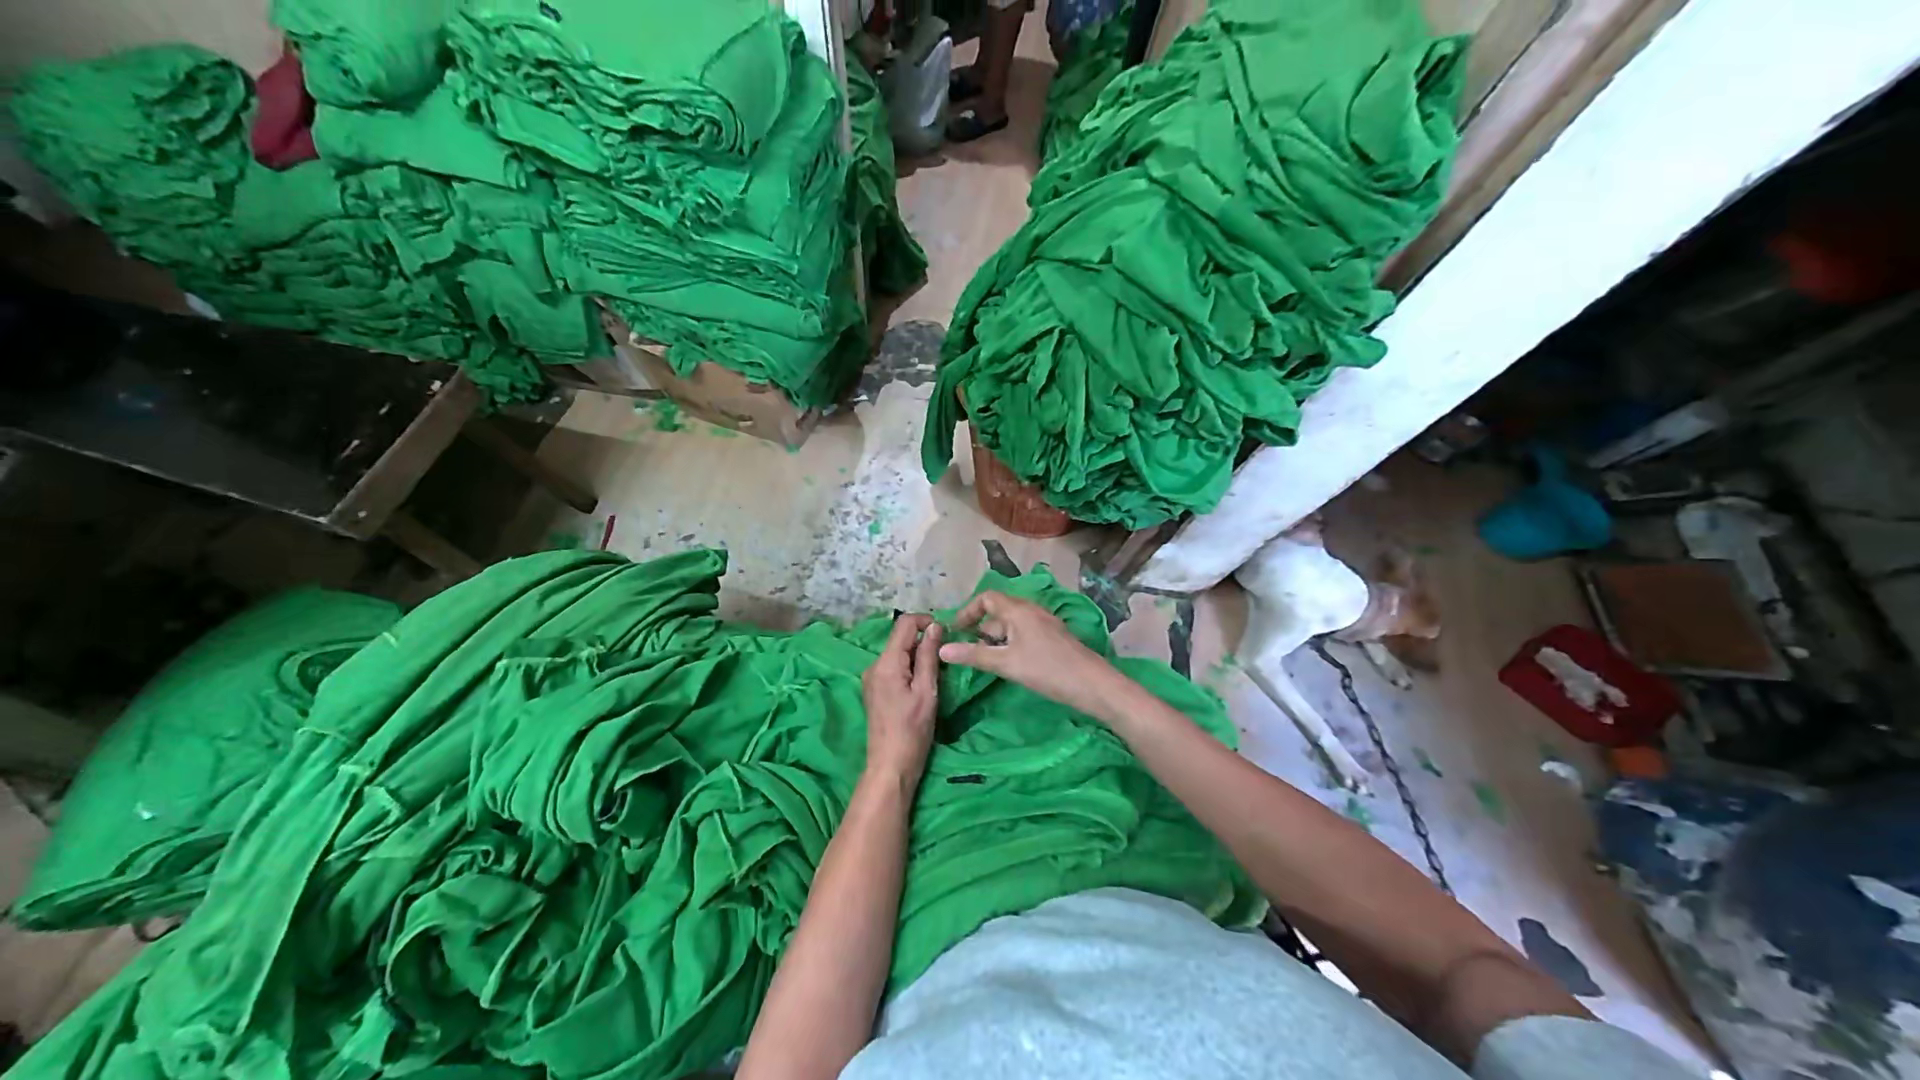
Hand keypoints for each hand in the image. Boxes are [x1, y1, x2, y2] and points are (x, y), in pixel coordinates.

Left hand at [860, 614, 942, 786]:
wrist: (890, 765)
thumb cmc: (913, 730)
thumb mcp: (927, 691)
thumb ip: (929, 656)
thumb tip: (935, 627)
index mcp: (886, 662)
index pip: (904, 623)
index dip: (926, 621)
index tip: (946, 635)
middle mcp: (874, 665)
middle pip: (901, 638)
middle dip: (924, 642)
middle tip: (945, 660)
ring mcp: (871, 678)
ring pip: (898, 653)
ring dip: (918, 656)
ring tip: (936, 676)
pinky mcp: (874, 689)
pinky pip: (894, 668)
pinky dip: (909, 669)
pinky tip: (922, 687)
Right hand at [937, 591, 1119, 717]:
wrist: (1093, 685)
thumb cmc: (1047, 670)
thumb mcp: (1006, 663)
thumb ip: (974, 655)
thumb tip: (942, 649)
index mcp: (1018, 610)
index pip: (986, 598)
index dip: (967, 611)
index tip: (955, 631)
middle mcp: (1031, 611)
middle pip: (998, 610)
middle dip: (980, 627)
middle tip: (966, 650)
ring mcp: (1044, 624)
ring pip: (1011, 624)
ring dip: (995, 638)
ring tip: (984, 660)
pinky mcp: (1053, 638)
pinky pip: (1024, 633)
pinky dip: (1010, 643)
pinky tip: (1009, 663)